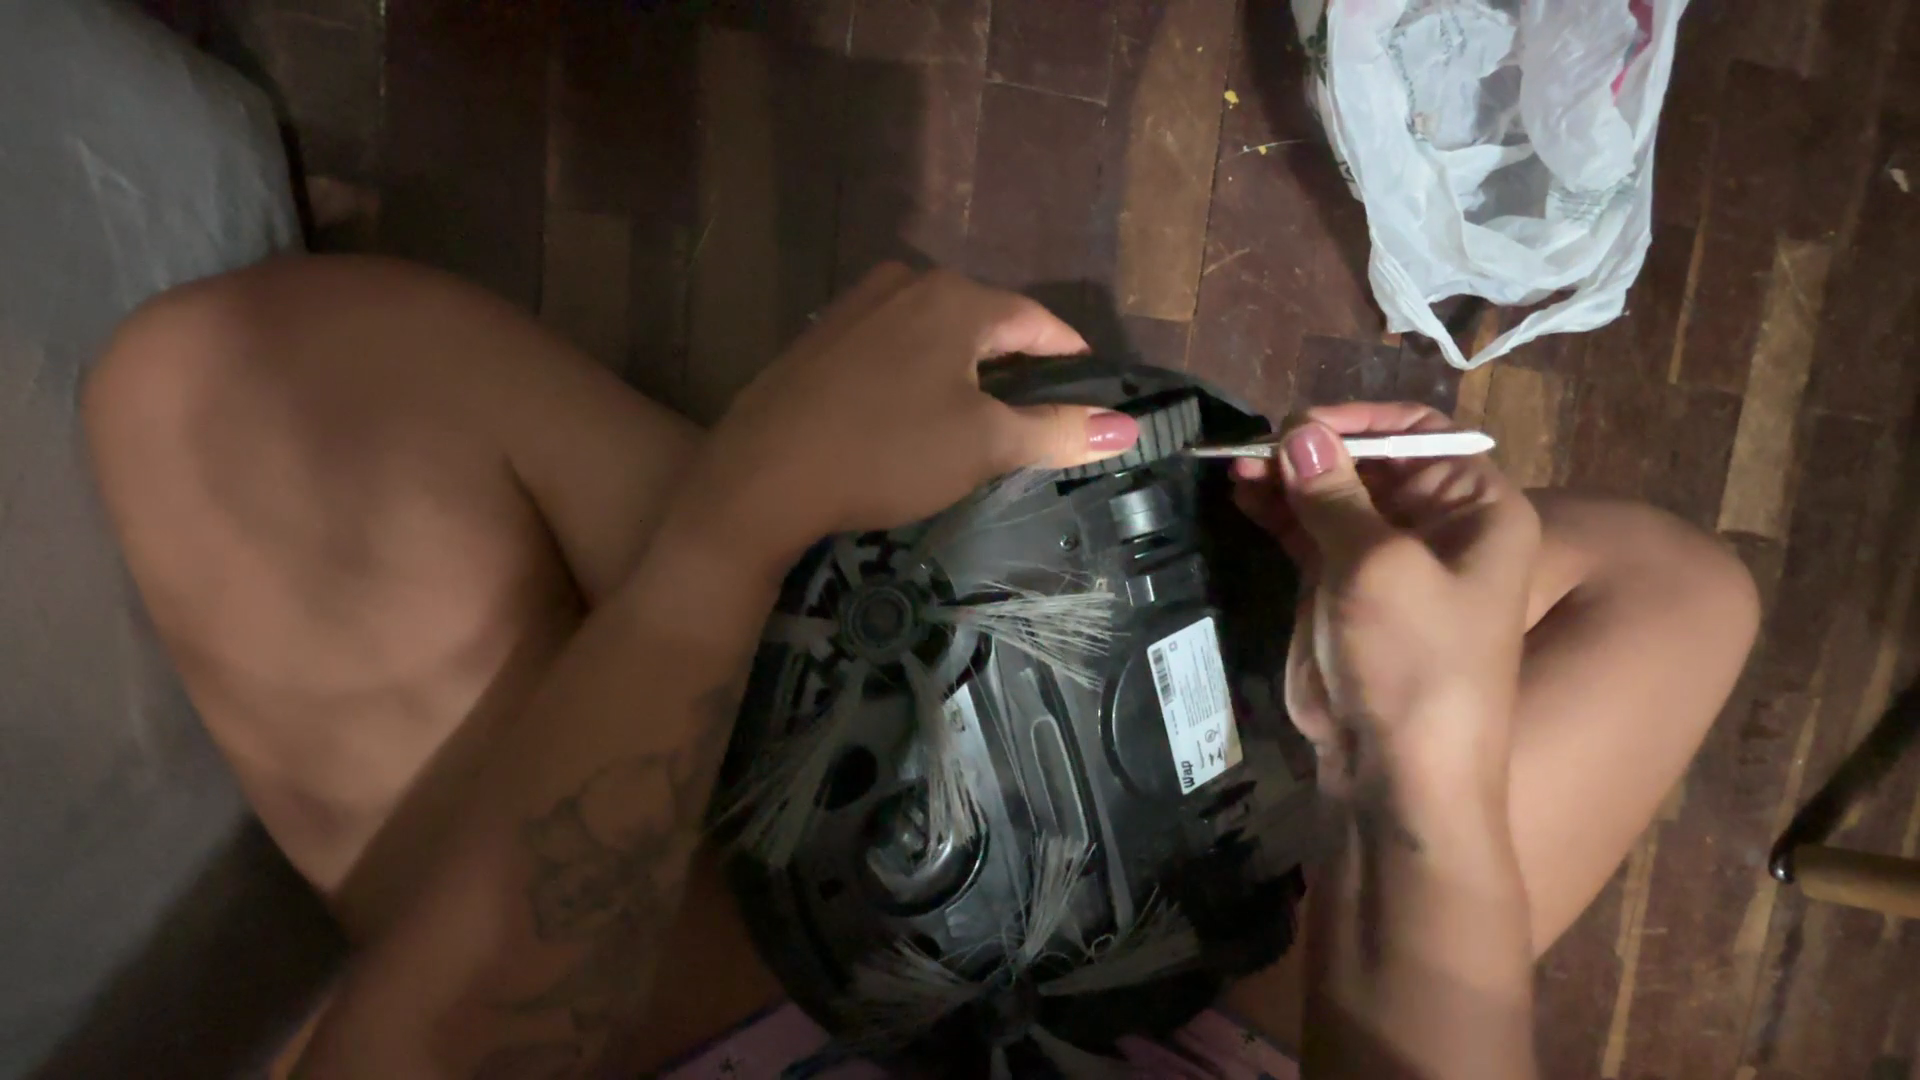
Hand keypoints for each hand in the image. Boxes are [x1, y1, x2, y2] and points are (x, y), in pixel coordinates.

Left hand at [688, 265, 1139, 565]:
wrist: (763, 475)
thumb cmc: (887, 454)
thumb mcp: (983, 445)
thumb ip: (1058, 430)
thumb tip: (1130, 428)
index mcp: (956, 299)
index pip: (1038, 322)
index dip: (1069, 358)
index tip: (1086, 392)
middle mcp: (906, 284)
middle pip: (985, 322)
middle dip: (1013, 365)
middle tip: (1028, 417)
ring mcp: (856, 306)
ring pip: (935, 333)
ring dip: (962, 369)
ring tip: (972, 418)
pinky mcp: (821, 337)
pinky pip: (891, 347)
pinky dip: (915, 373)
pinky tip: (907, 412)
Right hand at [1231, 403, 1538, 803]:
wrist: (1394, 762)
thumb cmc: (1414, 658)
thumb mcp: (1376, 566)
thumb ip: (1333, 494)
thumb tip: (1296, 430)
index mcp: (1472, 507)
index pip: (1418, 433)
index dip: (1358, 420)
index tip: (1297, 425)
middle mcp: (1429, 523)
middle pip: (1364, 461)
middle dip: (1308, 449)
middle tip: (1250, 451)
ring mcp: (1377, 555)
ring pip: (1326, 493)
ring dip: (1282, 476)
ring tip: (1233, 467)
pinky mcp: (1334, 582)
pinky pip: (1302, 528)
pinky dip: (1272, 509)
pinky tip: (1240, 493)